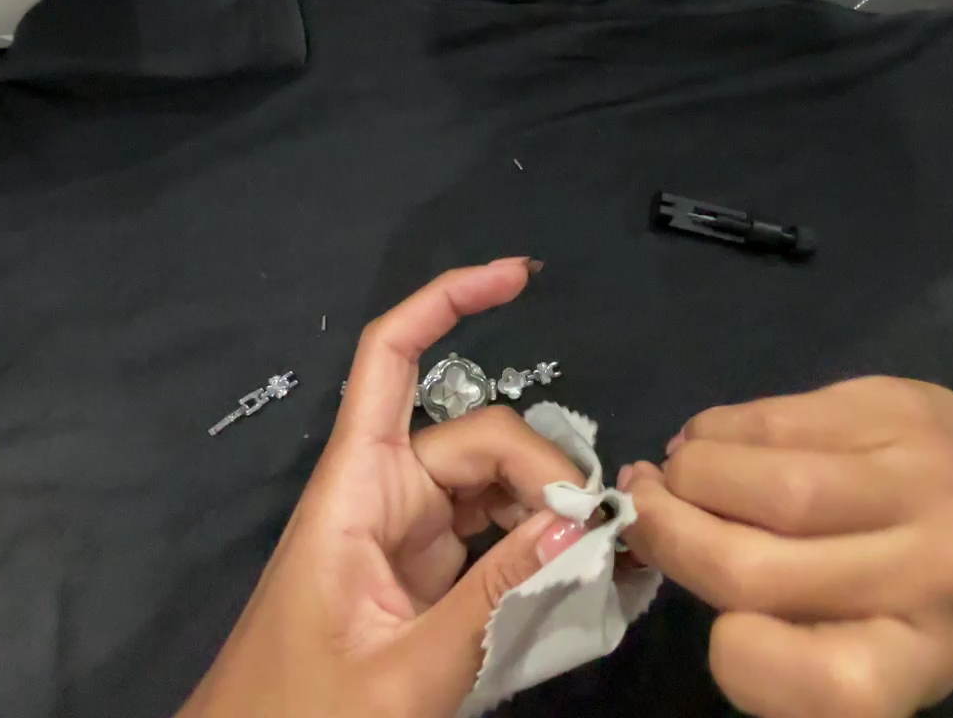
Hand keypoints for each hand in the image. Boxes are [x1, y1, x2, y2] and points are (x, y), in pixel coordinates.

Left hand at [179, 258, 588, 717]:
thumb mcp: (401, 676)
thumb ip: (492, 604)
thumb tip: (578, 527)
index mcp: (356, 484)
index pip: (392, 355)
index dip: (448, 300)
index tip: (519, 276)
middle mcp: (386, 486)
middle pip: (474, 432)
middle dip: (539, 468)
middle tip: (592, 534)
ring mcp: (411, 524)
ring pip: (493, 477)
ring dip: (545, 504)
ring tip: (595, 554)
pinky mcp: (430, 562)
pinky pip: (495, 524)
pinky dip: (536, 537)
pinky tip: (576, 565)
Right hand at [622, 376, 952, 717]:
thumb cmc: (937, 582)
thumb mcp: (882, 632)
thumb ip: (782, 608)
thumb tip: (655, 533)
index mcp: (920, 652)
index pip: (831, 683)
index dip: (745, 660)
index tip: (721, 627)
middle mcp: (924, 572)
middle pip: (759, 569)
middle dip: (673, 536)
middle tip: (640, 511)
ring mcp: (912, 479)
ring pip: (762, 484)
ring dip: (687, 475)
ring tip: (676, 473)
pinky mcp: (891, 405)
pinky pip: (771, 418)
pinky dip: (713, 431)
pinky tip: (709, 439)